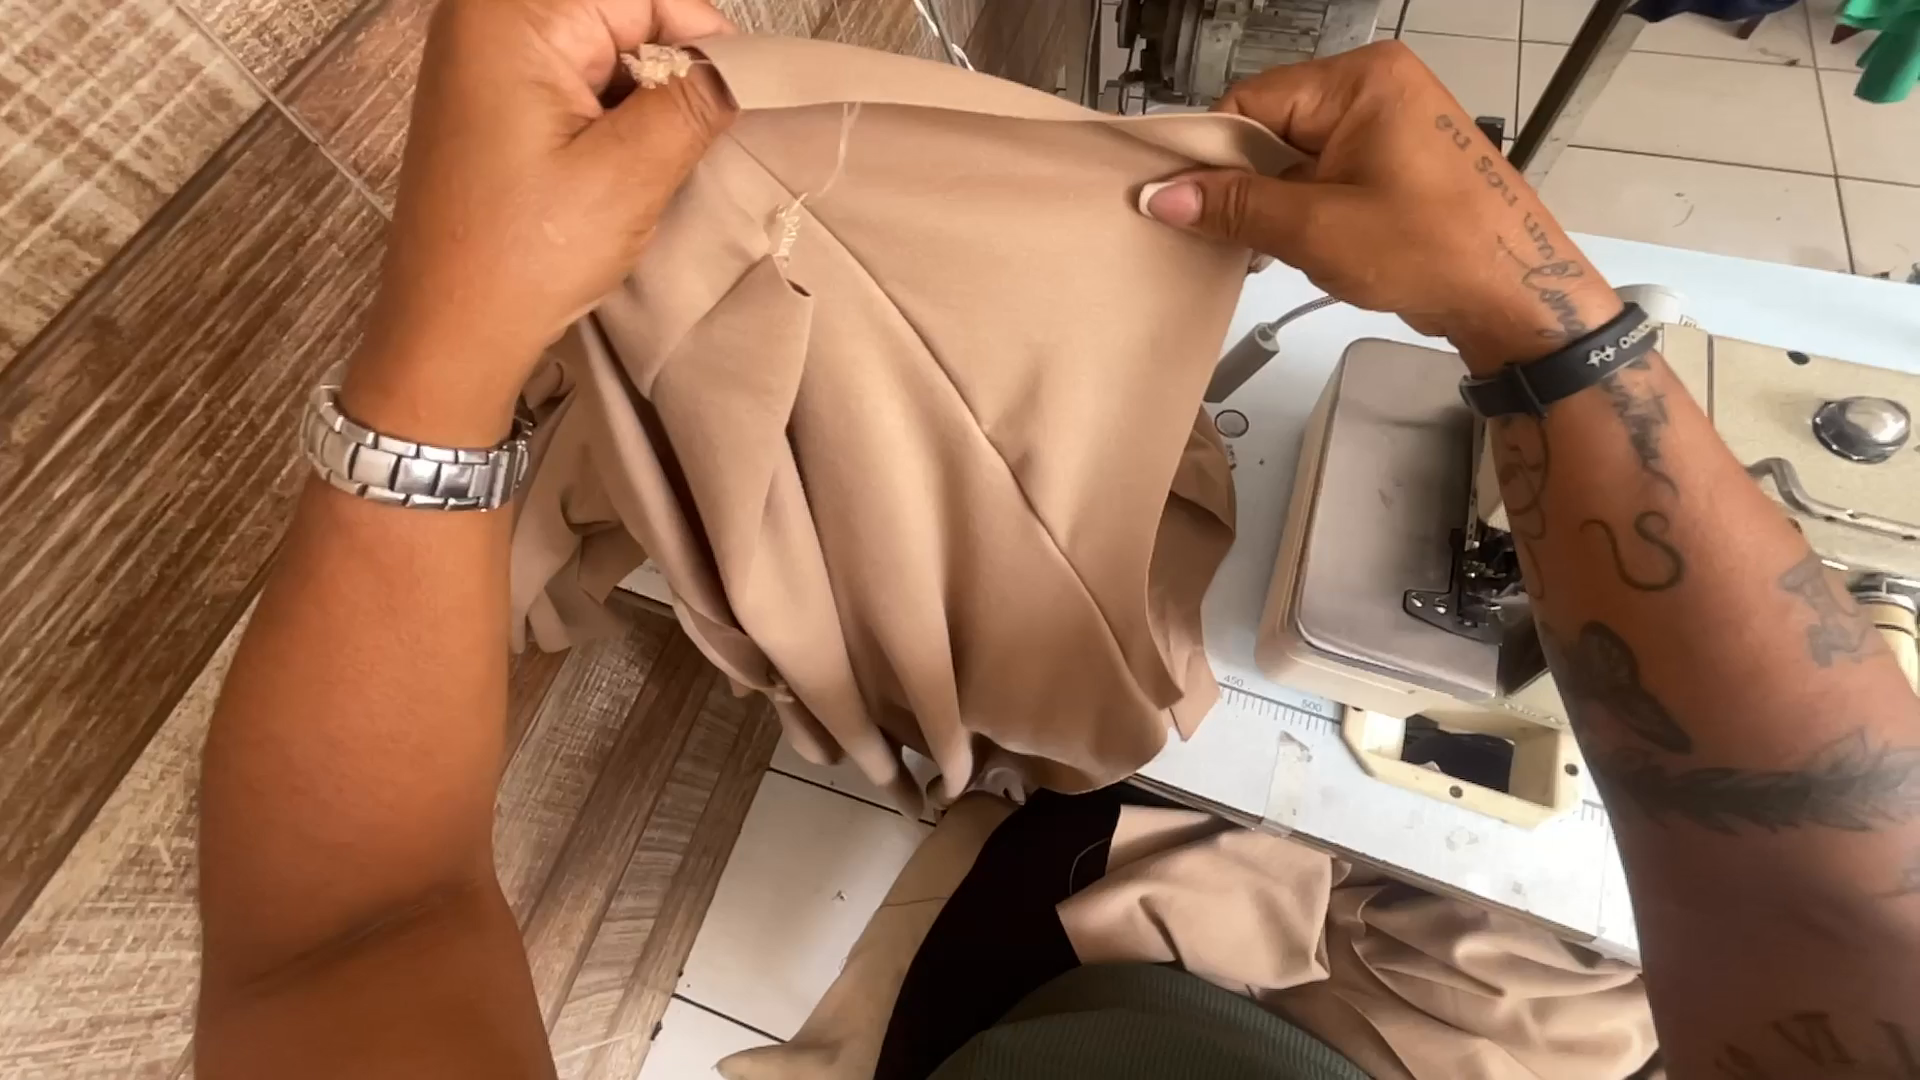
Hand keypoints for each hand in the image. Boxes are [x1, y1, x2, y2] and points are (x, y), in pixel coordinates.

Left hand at [343, 0, 736, 442]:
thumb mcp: (629, 173)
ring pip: (604, 60)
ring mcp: (489, 67)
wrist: (459, 324)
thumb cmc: (529, 250)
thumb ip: (690, 106)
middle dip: (673, 75)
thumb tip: (737, 69)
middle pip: (618, 19)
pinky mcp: (499, 111)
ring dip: (649, 107)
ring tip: (667, 166)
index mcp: (514, 16)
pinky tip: (634, 172)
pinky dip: (620, 125)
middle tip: (708, 140)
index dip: (702, 37)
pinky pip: (580, 94)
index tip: (746, 93)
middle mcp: (490, 22)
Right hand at [1141, 42, 1621, 374]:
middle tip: (1211, 232)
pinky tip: (1278, 244)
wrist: (1507, 291)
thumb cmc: (1425, 249)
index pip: (1251, 101)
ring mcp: (1381, 126)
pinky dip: (1290, 209)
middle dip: (1235, 182)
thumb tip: (1160, 195)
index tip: (1177, 202)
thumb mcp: (1314, 228)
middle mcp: (1371, 88)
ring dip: (1261, 201)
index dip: (1209, 153)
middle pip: (1267, 127)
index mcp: (1360, 80)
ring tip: (1249, 245)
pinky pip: (1316, 176)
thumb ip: (1233, 206)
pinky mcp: (1385, 162)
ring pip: (1288, 157)